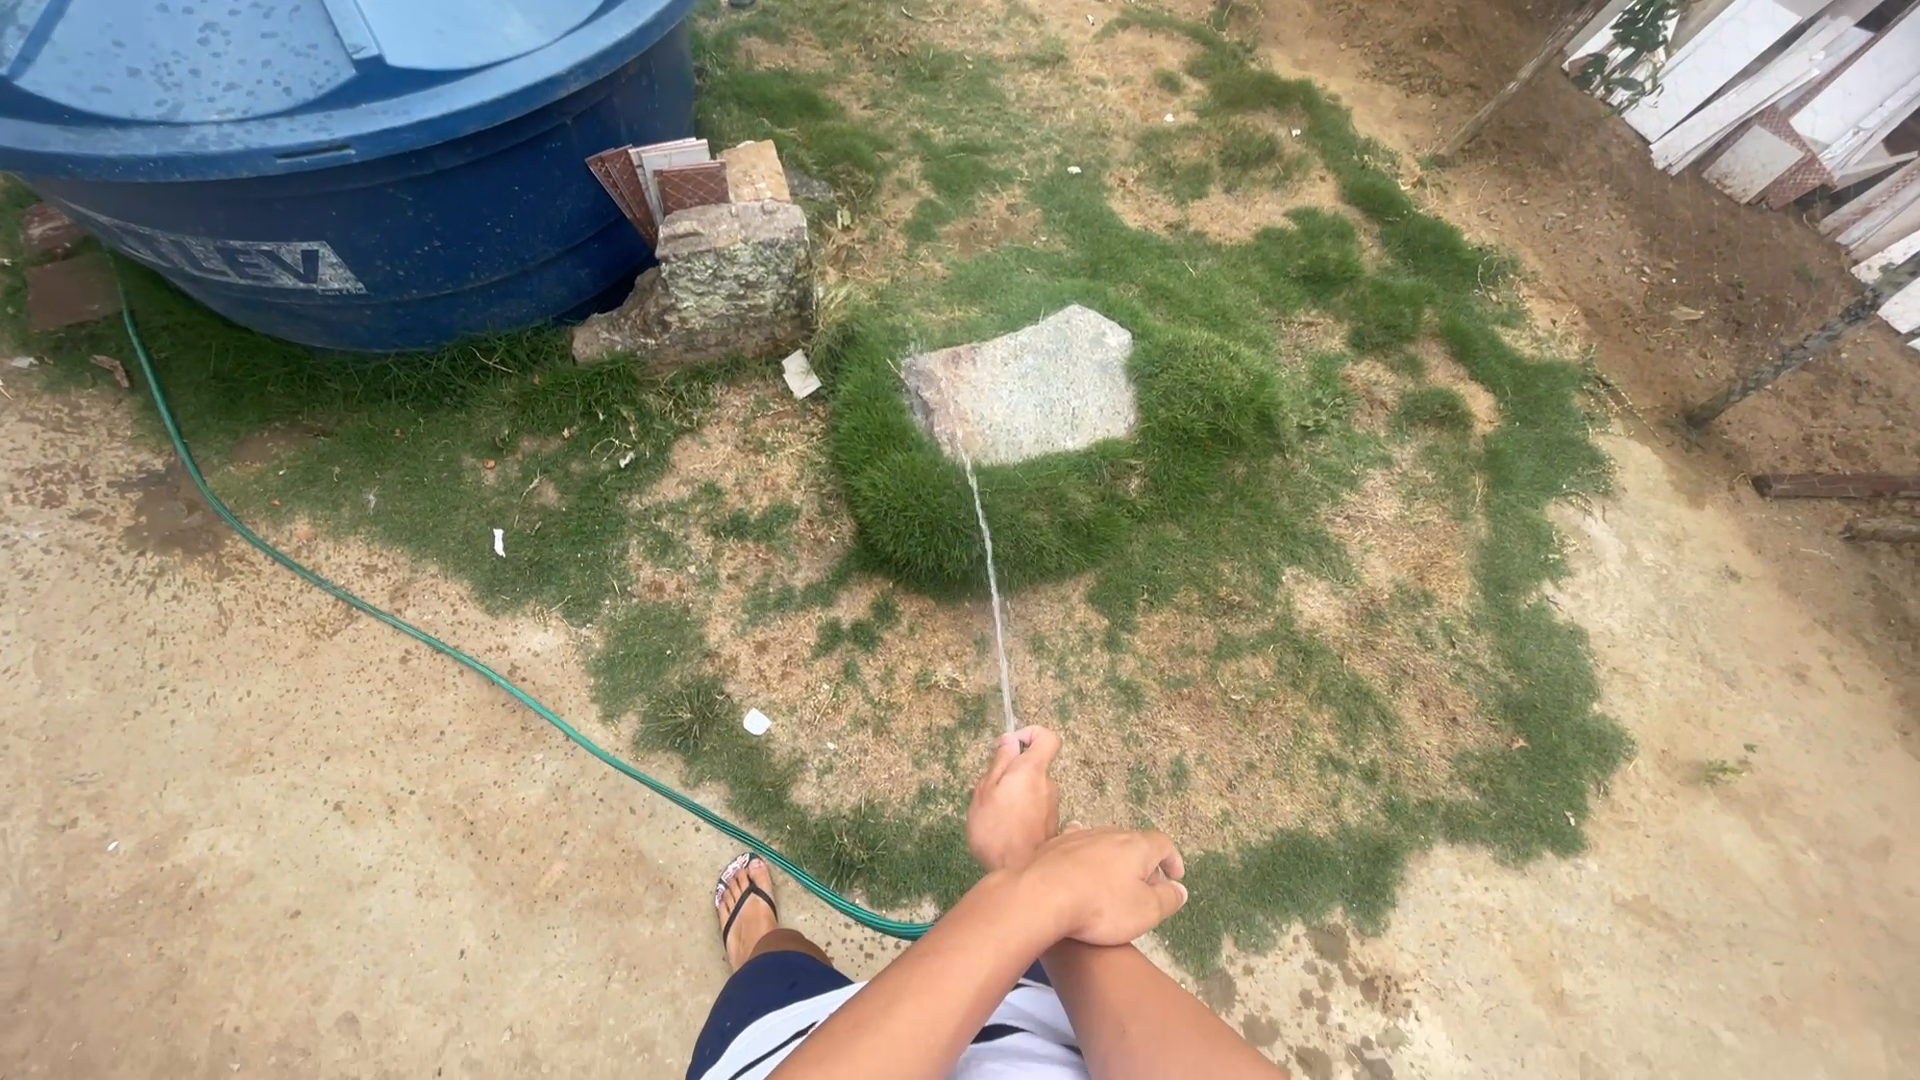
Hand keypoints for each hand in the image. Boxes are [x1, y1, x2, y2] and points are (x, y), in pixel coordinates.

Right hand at [966, 726, 1060, 871]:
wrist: (1017, 876)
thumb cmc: (994, 829)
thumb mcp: (985, 790)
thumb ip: (1000, 762)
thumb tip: (1010, 740)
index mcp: (1033, 771)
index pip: (1048, 738)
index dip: (1031, 734)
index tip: (1010, 746)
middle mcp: (1049, 786)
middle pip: (1035, 767)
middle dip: (1014, 774)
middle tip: (991, 793)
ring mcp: (1053, 809)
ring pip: (1034, 791)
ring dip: (1017, 797)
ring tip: (997, 816)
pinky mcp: (1053, 828)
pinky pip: (1037, 810)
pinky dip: (1024, 814)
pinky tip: (1010, 831)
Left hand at [1019, 825, 1186, 946]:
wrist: (1042, 894)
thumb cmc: (1101, 906)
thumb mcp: (1146, 911)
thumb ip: (1168, 899)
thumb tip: (1180, 888)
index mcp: (1136, 845)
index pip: (1163, 843)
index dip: (1172, 859)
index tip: (1175, 877)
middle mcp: (1109, 833)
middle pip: (1134, 842)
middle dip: (1144, 862)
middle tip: (1147, 886)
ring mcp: (1079, 835)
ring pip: (1105, 842)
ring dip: (1115, 859)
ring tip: (1116, 880)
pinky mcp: (1055, 845)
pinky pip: (1078, 844)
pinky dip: (1088, 855)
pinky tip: (1082, 863)